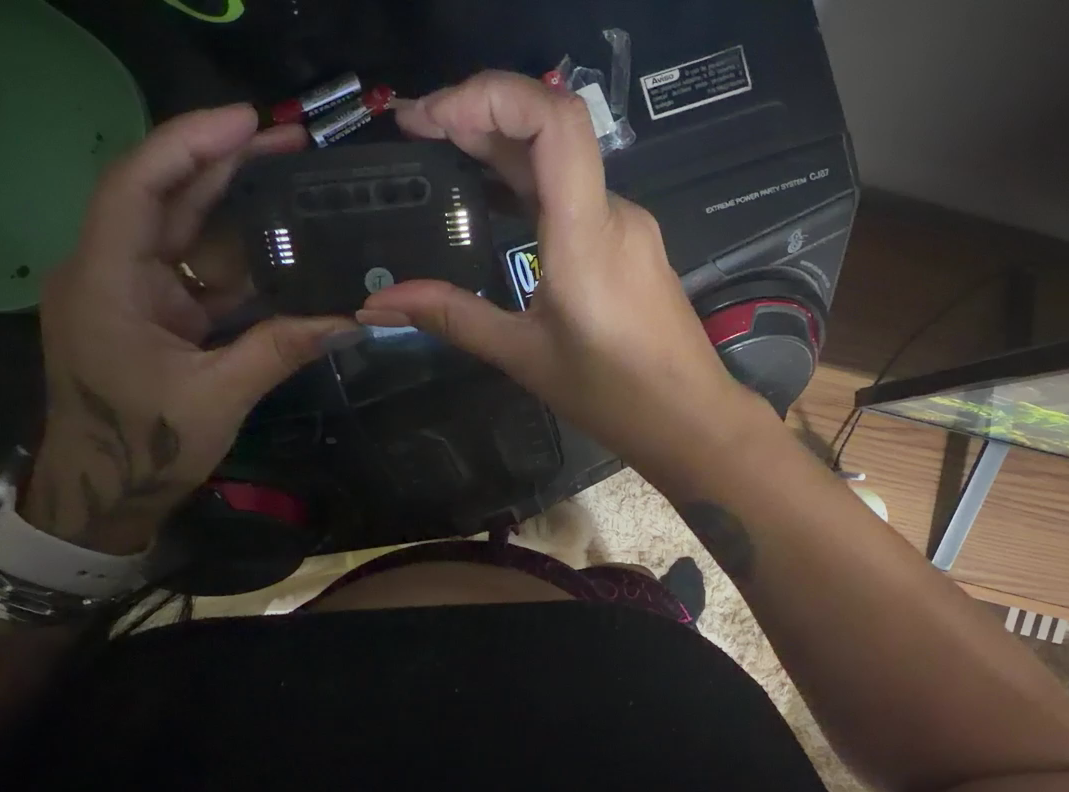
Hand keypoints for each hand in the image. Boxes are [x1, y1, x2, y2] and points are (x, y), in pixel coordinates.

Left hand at [24, 106, 355, 553]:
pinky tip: (278, 243)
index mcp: (106, 281)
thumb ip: (281, 349)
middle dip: (222, 162)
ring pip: (179, 228)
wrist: (100, 493)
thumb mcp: (217, 398)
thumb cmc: (143, 447)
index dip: (190, 144)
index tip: (247, 120)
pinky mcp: (150, 314)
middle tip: (288, 139)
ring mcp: (130, 292)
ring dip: (231, 203)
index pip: (139, 186)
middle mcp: (109, 270)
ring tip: (291, 175)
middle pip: (163, 195)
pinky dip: (234, 256)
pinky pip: (193, 269)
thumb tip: (353, 319)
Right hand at [359, 73, 774, 480]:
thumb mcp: (525, 357)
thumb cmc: (614, 395)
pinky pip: (577, 196)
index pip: (554, 120)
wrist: (691, 420)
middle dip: (480, 117)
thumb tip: (378, 305)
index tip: (432, 117)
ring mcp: (628, 227)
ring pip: (563, 165)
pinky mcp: (632, 245)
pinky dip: (530, 184)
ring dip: (503, 149)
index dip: (490, 95)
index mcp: (586, 235)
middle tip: (417, 131)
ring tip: (443, 157)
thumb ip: (453, 317)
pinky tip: (494, 202)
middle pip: (551, 132)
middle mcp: (613, 214)